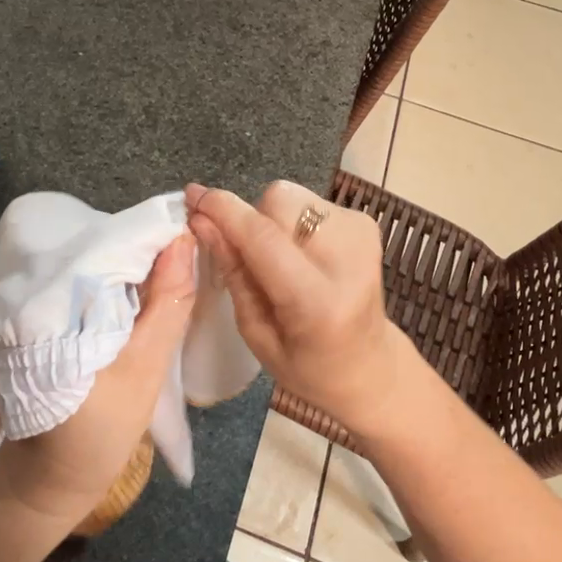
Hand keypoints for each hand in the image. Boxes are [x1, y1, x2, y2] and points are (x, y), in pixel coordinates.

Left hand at [0, 234, 197, 525]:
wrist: (48, 475)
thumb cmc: (97, 430)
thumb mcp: (144, 368)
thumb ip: (167, 303)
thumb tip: (185, 238)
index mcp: (58, 292)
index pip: (117, 240)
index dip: (158, 236)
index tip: (194, 238)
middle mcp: (42, 282)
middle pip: (108, 244)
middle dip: (147, 248)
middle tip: (188, 260)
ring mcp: (41, 293)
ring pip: (102, 259)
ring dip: (135, 264)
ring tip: (170, 273)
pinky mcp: (48, 307)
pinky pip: (91, 277)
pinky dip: (119, 281)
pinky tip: (142, 292)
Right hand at [185, 181, 416, 441]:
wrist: (370, 365)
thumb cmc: (307, 365)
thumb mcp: (257, 333)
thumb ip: (232, 272)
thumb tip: (201, 221)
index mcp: (318, 301)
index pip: (263, 238)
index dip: (224, 211)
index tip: (191, 196)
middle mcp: (347, 258)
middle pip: (278, 201)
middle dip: (251, 218)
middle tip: (249, 255)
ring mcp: (361, 234)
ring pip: (291, 196)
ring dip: (272, 218)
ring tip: (280, 258)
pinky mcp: (366, 222)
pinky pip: (308, 202)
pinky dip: (293, 221)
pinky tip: (303, 254)